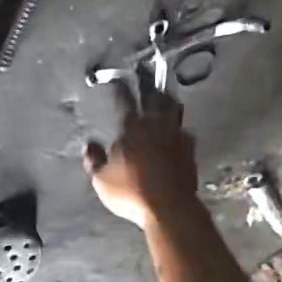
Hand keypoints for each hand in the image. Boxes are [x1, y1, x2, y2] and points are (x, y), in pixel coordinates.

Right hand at [83, 83, 198, 227]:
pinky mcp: (190, 149)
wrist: (169, 208)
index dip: (119, 88)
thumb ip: (94, 159)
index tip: (116, 78)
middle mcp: (156, 125)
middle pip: (154, 97)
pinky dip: (178, 127)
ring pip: (173, 109)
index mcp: (131, 129)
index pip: (124, 100)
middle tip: (146, 73)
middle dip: (148, 84)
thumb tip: (90, 144)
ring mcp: (177, 135)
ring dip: (167, 100)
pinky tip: (175, 131)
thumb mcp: (101, 179)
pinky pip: (184, 130)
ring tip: (163, 95)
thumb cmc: (130, 192)